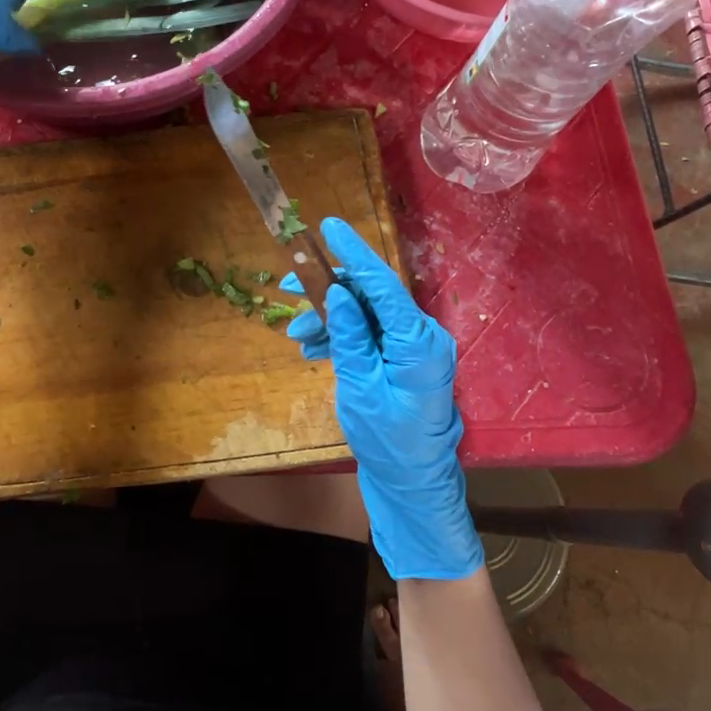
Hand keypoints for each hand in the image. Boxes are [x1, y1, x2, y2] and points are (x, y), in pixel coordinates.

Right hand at [281, 218, 482, 580]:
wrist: (412, 484)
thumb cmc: (387, 441)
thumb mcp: (360, 388)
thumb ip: (349, 337)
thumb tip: (339, 291)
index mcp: (418, 342)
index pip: (383, 284)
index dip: (354, 252)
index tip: (328, 226)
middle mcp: (422, 336)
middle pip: (372, 295)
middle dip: (329, 290)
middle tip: (288, 289)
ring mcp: (414, 348)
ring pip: (366, 314)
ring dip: (330, 318)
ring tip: (297, 335)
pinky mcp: (403, 360)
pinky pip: (370, 334)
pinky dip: (342, 336)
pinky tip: (314, 347)